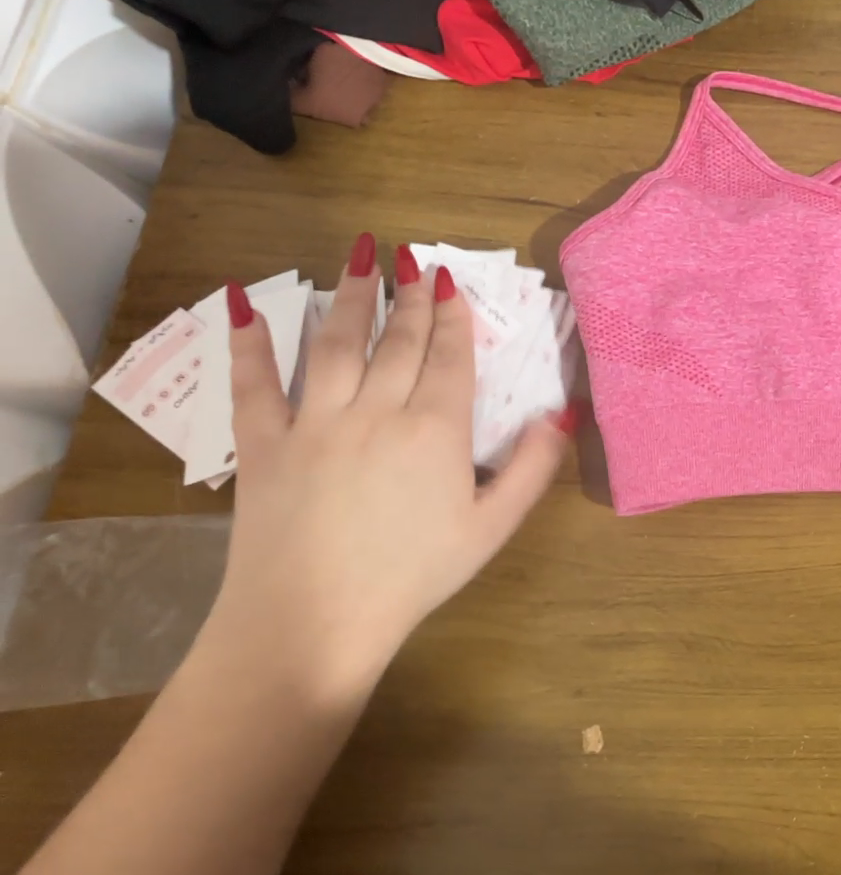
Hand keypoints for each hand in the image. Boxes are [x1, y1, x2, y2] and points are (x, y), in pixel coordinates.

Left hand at [212, 235, 570, 697]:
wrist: (316, 619)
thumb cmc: (418, 573)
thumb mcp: (494, 525)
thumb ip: (534, 467)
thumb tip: (565, 413)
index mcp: (436, 430)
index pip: (448, 358)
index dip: (451, 315)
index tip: (448, 278)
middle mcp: (376, 412)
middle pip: (397, 342)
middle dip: (408, 297)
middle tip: (411, 257)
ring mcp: (314, 423)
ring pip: (334, 346)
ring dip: (347, 297)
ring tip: (356, 256)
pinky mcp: (262, 445)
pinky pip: (253, 384)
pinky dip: (249, 342)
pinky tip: (242, 303)